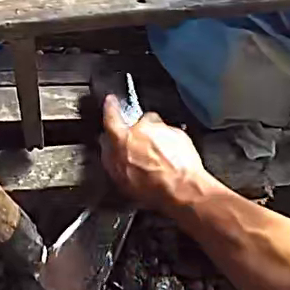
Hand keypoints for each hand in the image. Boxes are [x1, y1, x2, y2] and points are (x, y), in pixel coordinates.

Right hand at [100, 96, 221, 215]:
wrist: (183, 188)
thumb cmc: (153, 188)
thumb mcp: (121, 180)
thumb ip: (111, 159)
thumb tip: (107, 149)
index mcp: (123, 139)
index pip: (111, 117)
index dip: (110, 108)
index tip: (110, 100)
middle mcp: (143, 129)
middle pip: (138, 124)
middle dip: (140, 135)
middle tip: (143, 155)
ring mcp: (163, 129)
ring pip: (156, 129)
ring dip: (156, 141)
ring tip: (160, 161)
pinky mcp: (179, 133)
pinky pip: (171, 136)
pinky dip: (171, 146)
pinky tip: (172, 162)